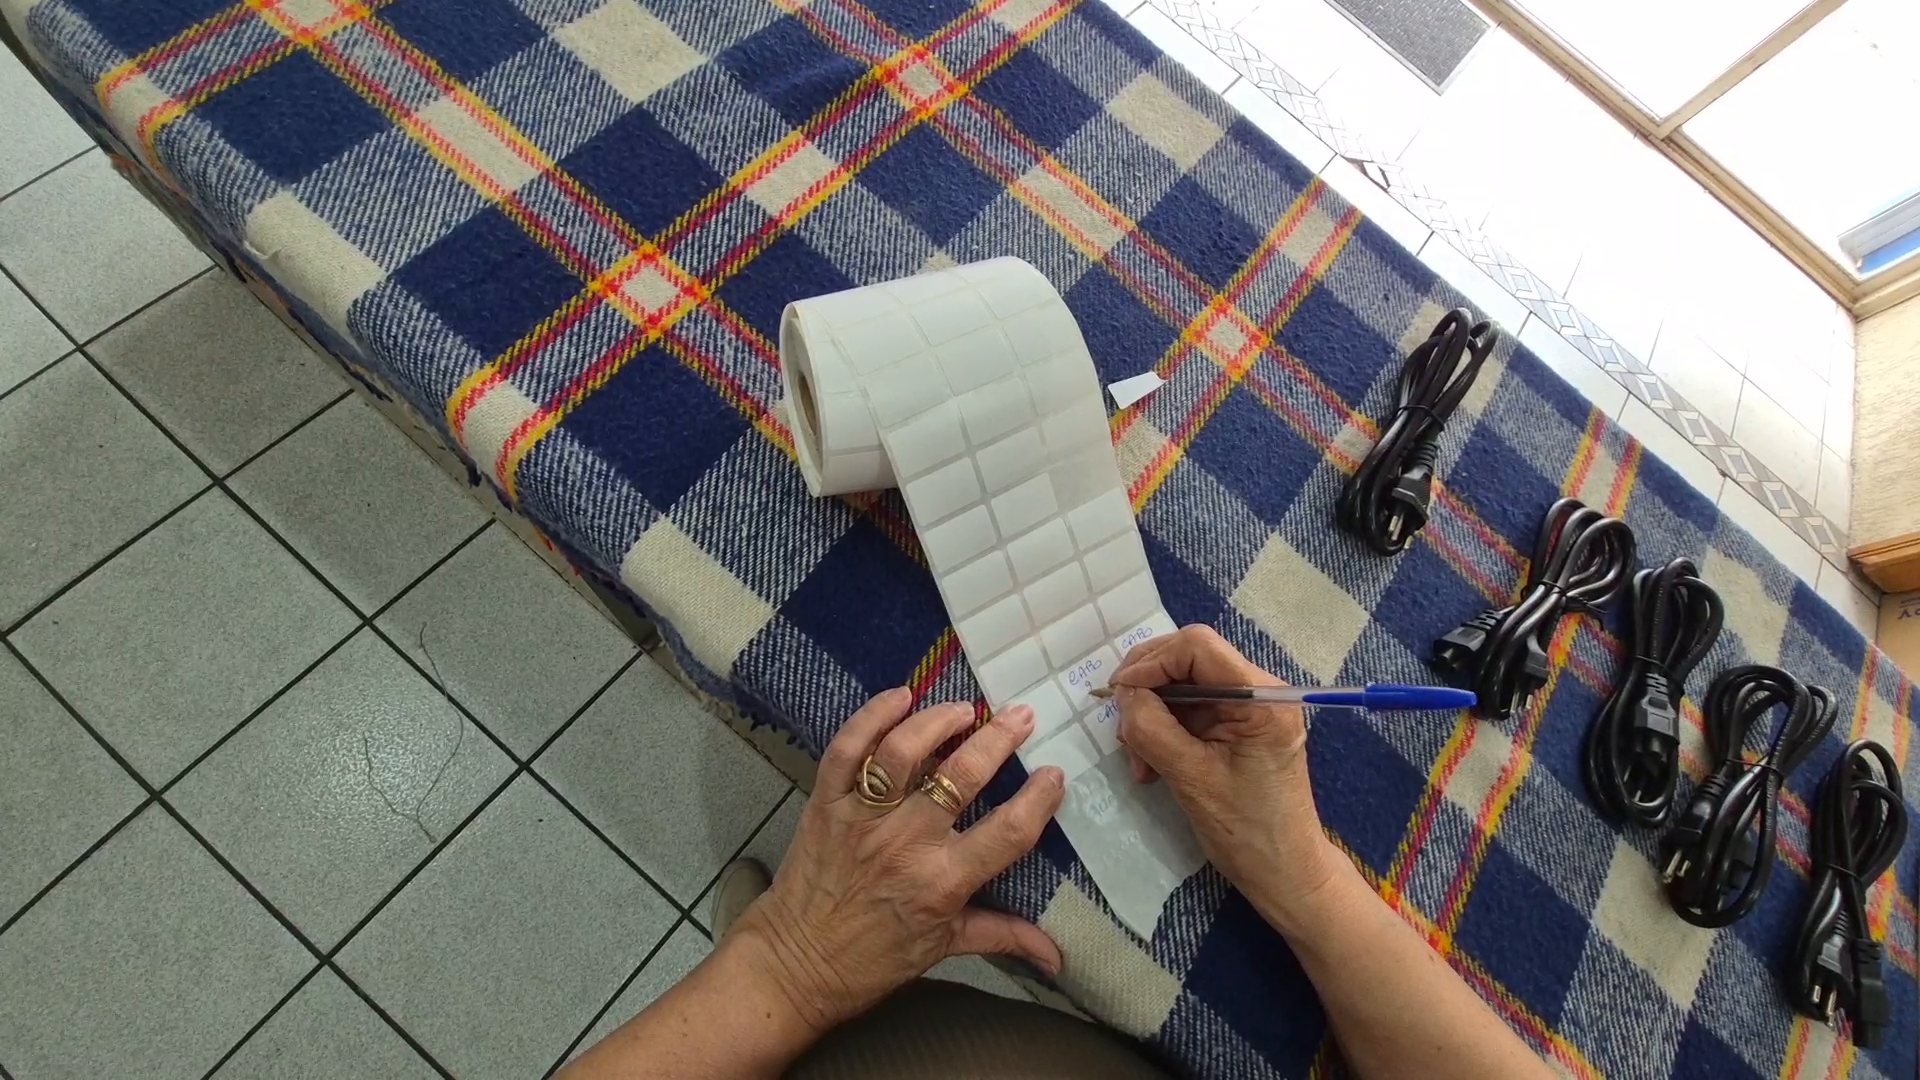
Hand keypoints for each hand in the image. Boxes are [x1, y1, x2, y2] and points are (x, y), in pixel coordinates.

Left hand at [723, 689, 1065, 1036]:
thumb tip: (1058, 956)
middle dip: (998, 739)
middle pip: (959, 777)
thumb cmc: (874, 958)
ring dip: (936, 721)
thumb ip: (1002, 936)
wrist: (795, 964)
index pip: (1007, 833)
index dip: (1038, 799)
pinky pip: (847, 749)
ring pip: (900, 753)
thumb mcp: (943, 949)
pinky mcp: (827, 801)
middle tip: (1021, 715)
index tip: (1054, 772)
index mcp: (942, 882)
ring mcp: (862, 817)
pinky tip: (900, 696)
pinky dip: (870, 717)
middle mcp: (905, 842)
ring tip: (963, 708)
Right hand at [1110, 625, 1338, 925]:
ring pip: (1179, 684)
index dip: (1152, 661)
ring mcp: (1245, 708)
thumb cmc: (1246, 831)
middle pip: (1186, 659)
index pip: (1197, 647)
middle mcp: (1257, 691)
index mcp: (1261, 698)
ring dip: (1150, 714)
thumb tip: (1124, 693)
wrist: (1284, 876)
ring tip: (1138, 759)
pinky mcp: (1233, 725)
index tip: (1121, 693)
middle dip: (1147, 688)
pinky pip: (1185, 708)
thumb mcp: (1190, 777)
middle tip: (1123, 726)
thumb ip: (1152, 727)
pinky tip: (1150, 763)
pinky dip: (1161, 729)